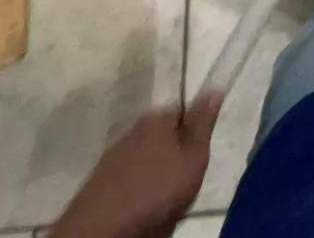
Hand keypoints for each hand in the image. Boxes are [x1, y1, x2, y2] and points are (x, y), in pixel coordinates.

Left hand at [50, 94, 224, 237]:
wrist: (100, 230)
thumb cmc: (156, 190)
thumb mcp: (195, 157)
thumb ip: (204, 123)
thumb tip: (215, 88)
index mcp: (158, 117)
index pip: (185, 111)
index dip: (195, 132)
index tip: (199, 155)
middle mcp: (133, 128)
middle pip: (165, 135)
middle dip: (175, 153)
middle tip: (183, 179)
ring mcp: (113, 154)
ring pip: (146, 157)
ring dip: (155, 171)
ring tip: (162, 197)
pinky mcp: (98, 179)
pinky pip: (129, 175)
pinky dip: (136, 186)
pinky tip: (140, 204)